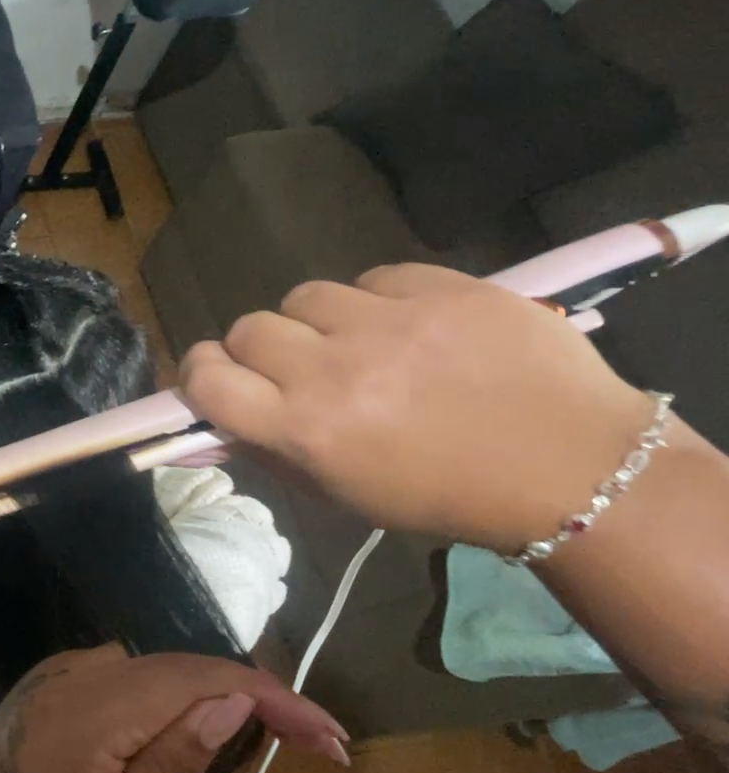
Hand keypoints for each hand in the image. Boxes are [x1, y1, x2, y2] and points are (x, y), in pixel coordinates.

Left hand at [0, 650, 347, 772]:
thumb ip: (177, 758)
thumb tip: (230, 701)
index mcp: (105, 702)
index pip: (205, 676)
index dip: (274, 698)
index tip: (330, 738)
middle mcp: (86, 667)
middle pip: (186, 665)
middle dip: (255, 696)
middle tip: (316, 743)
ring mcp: (66, 667)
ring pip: (159, 666)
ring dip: (214, 692)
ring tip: (266, 734)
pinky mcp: (55, 676)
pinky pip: (127, 672)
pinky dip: (170, 692)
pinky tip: (190, 723)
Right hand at [181, 264, 654, 552]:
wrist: (570, 469)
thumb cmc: (436, 495)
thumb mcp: (334, 492)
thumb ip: (267, 450)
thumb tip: (217, 419)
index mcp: (303, 429)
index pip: (207, 379)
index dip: (201, 375)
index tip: (218, 380)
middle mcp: (333, 371)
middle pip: (247, 329)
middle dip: (258, 349)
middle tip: (293, 367)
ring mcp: (391, 324)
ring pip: (304, 296)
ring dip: (314, 320)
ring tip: (354, 341)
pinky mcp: (445, 290)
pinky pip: (374, 277)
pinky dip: (376, 300)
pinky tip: (405, 326)